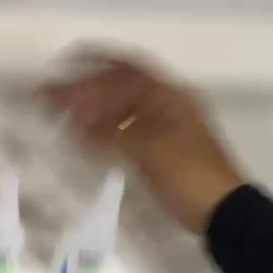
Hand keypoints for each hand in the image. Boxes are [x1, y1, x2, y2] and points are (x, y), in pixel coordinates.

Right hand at [41, 51, 245, 234]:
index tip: (64, 62)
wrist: (221, 211)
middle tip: (51, 93)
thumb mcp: (149, 150)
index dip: (95, 61)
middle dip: (84, 86)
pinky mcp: (157, 149)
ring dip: (90, 108)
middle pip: (118, 87)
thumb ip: (110, 133)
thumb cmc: (189, 175)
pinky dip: (100, 130)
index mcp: (168, 95)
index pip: (125, 70)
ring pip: (119, 109)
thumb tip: (74, 122)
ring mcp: (162, 127)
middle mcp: (165, 104)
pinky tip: (81, 136)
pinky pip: (122, 131)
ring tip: (59, 113)